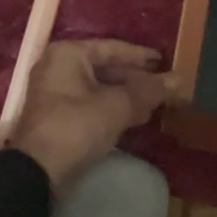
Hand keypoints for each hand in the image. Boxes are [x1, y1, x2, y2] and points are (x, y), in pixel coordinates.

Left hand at [7, 40, 171, 191]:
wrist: (39, 169)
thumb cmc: (77, 126)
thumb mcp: (116, 106)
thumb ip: (147, 91)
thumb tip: (177, 80)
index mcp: (68, 54)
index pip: (111, 48)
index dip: (140, 56)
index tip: (165, 61)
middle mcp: (59, 67)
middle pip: (105, 67)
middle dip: (136, 79)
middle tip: (166, 86)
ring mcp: (56, 92)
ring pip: (100, 87)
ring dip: (128, 95)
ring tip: (158, 103)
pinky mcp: (59, 115)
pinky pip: (92, 103)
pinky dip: (114, 108)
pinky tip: (138, 117)